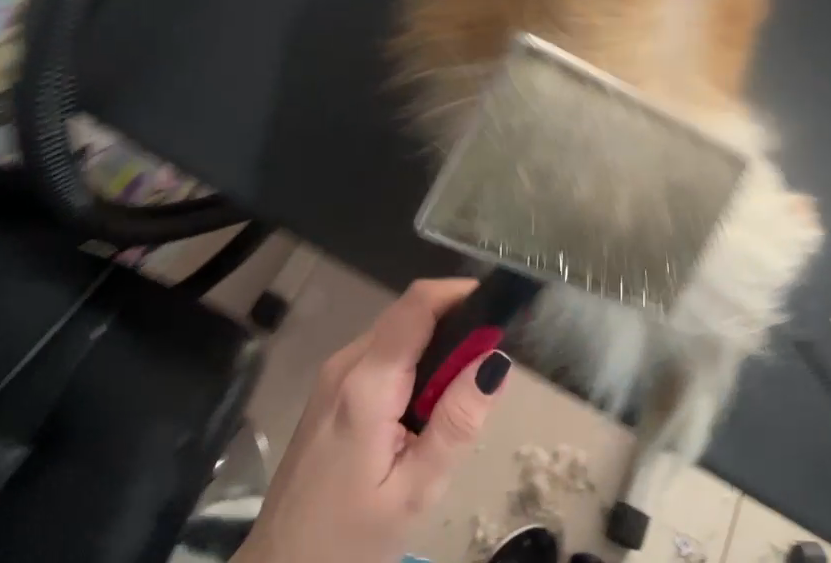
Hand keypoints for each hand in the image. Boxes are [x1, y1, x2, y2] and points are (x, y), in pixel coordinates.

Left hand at [236, 279, 511, 562]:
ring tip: (462, 391)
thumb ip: (456, 423)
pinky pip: (381, 355)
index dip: (460, 292)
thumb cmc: (350, 537)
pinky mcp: (330, 389)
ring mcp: (333, 374)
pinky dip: (412, 363)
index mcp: (366, 384)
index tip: (500, 308)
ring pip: (396, 333)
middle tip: (490, 363)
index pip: (418, 304)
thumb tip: (496, 359)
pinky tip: (425, 406)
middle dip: (454, 324)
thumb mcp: (416, 491)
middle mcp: (346, 363)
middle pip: (409, 314)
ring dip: (434, 346)